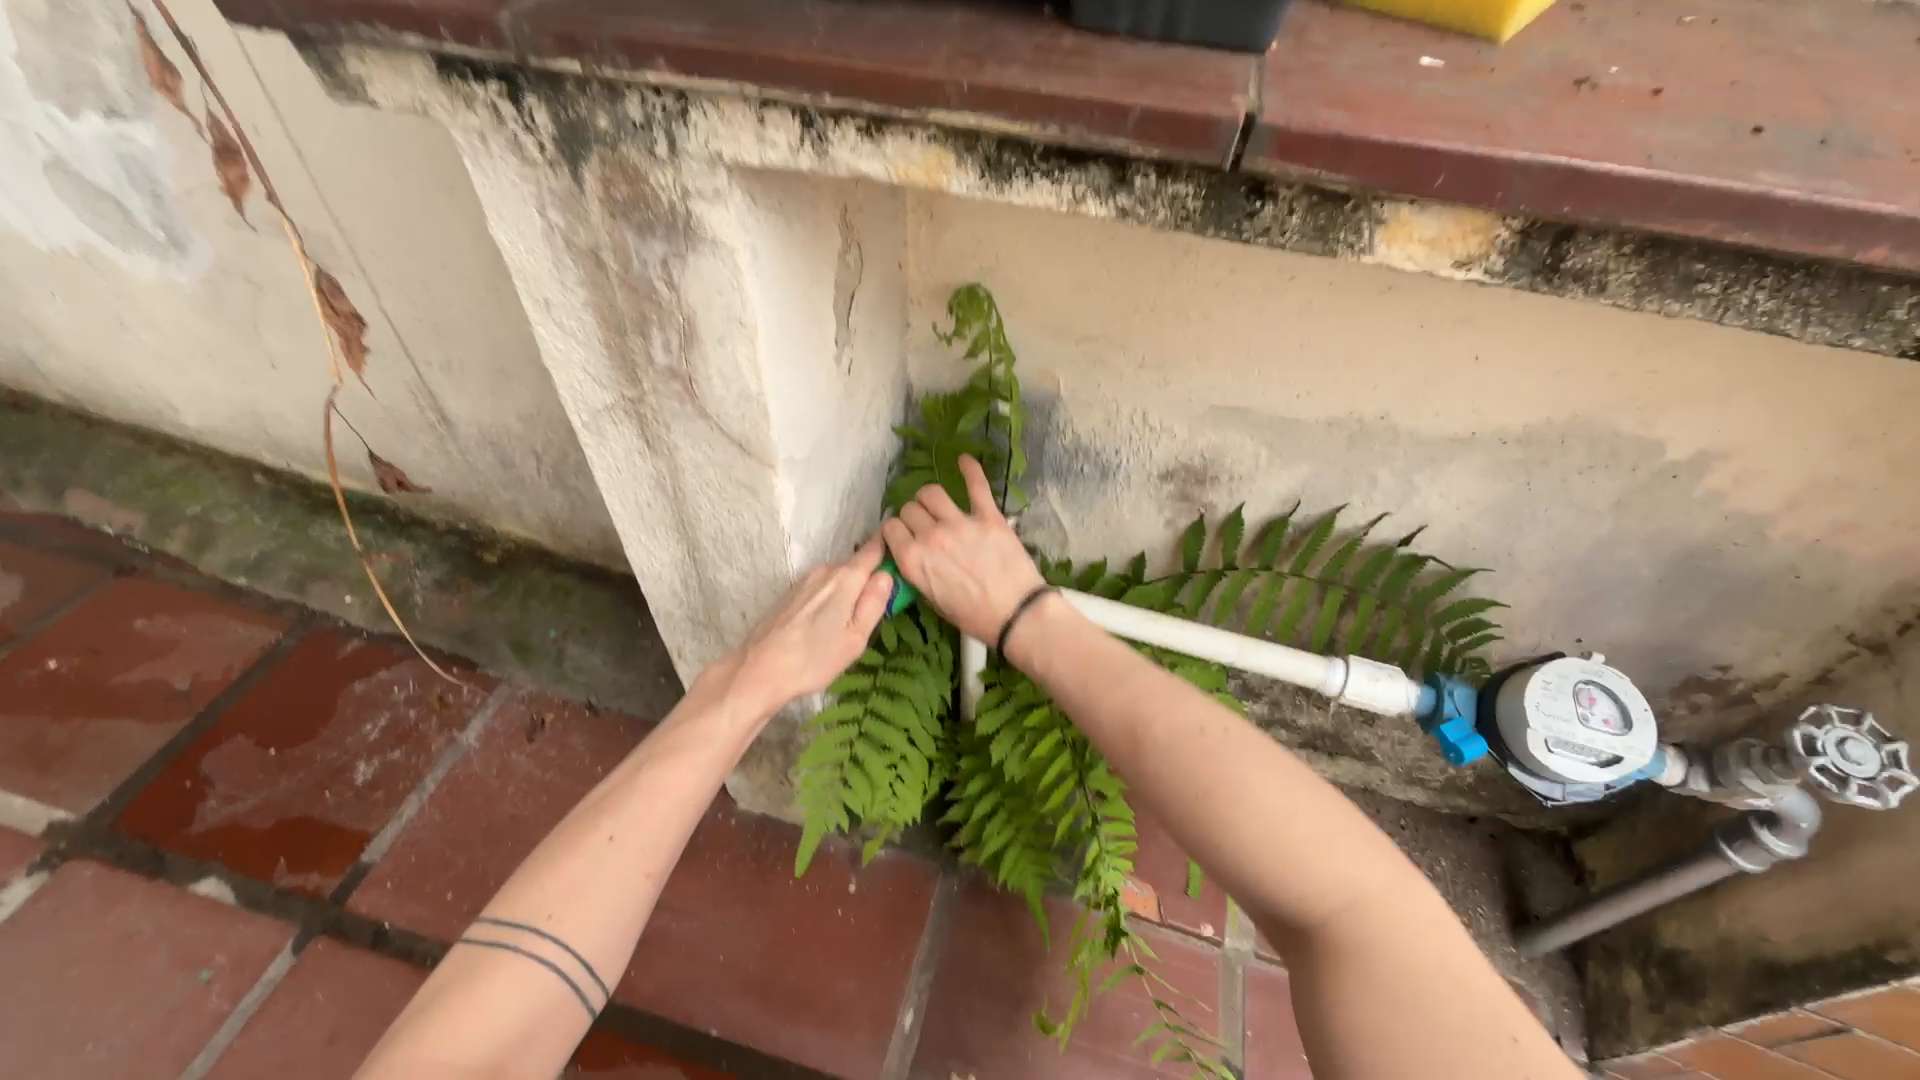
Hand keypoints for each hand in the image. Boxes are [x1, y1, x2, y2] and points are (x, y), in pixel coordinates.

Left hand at [705, 535, 893, 717]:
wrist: (761, 668)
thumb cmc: (815, 658)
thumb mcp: (856, 637)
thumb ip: (875, 602)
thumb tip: (887, 574)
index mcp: (846, 578)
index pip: (874, 549)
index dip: (889, 547)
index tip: (902, 553)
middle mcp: (825, 570)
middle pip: (856, 566)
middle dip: (869, 580)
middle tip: (878, 609)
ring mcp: (805, 580)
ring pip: (838, 579)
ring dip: (849, 592)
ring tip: (850, 622)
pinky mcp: (792, 593)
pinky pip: (822, 588)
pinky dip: (831, 599)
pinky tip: (826, 625)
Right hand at [881, 456, 1045, 641]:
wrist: (1016, 615)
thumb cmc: (974, 616)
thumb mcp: (933, 601)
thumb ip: (918, 573)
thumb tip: (913, 556)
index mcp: (913, 560)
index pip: (890, 528)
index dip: (896, 531)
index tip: (903, 535)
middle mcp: (931, 536)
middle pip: (909, 509)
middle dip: (913, 516)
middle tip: (923, 524)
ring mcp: (960, 523)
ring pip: (932, 493)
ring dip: (930, 497)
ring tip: (937, 504)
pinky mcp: (988, 516)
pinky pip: (976, 485)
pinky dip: (970, 469)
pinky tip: (965, 460)